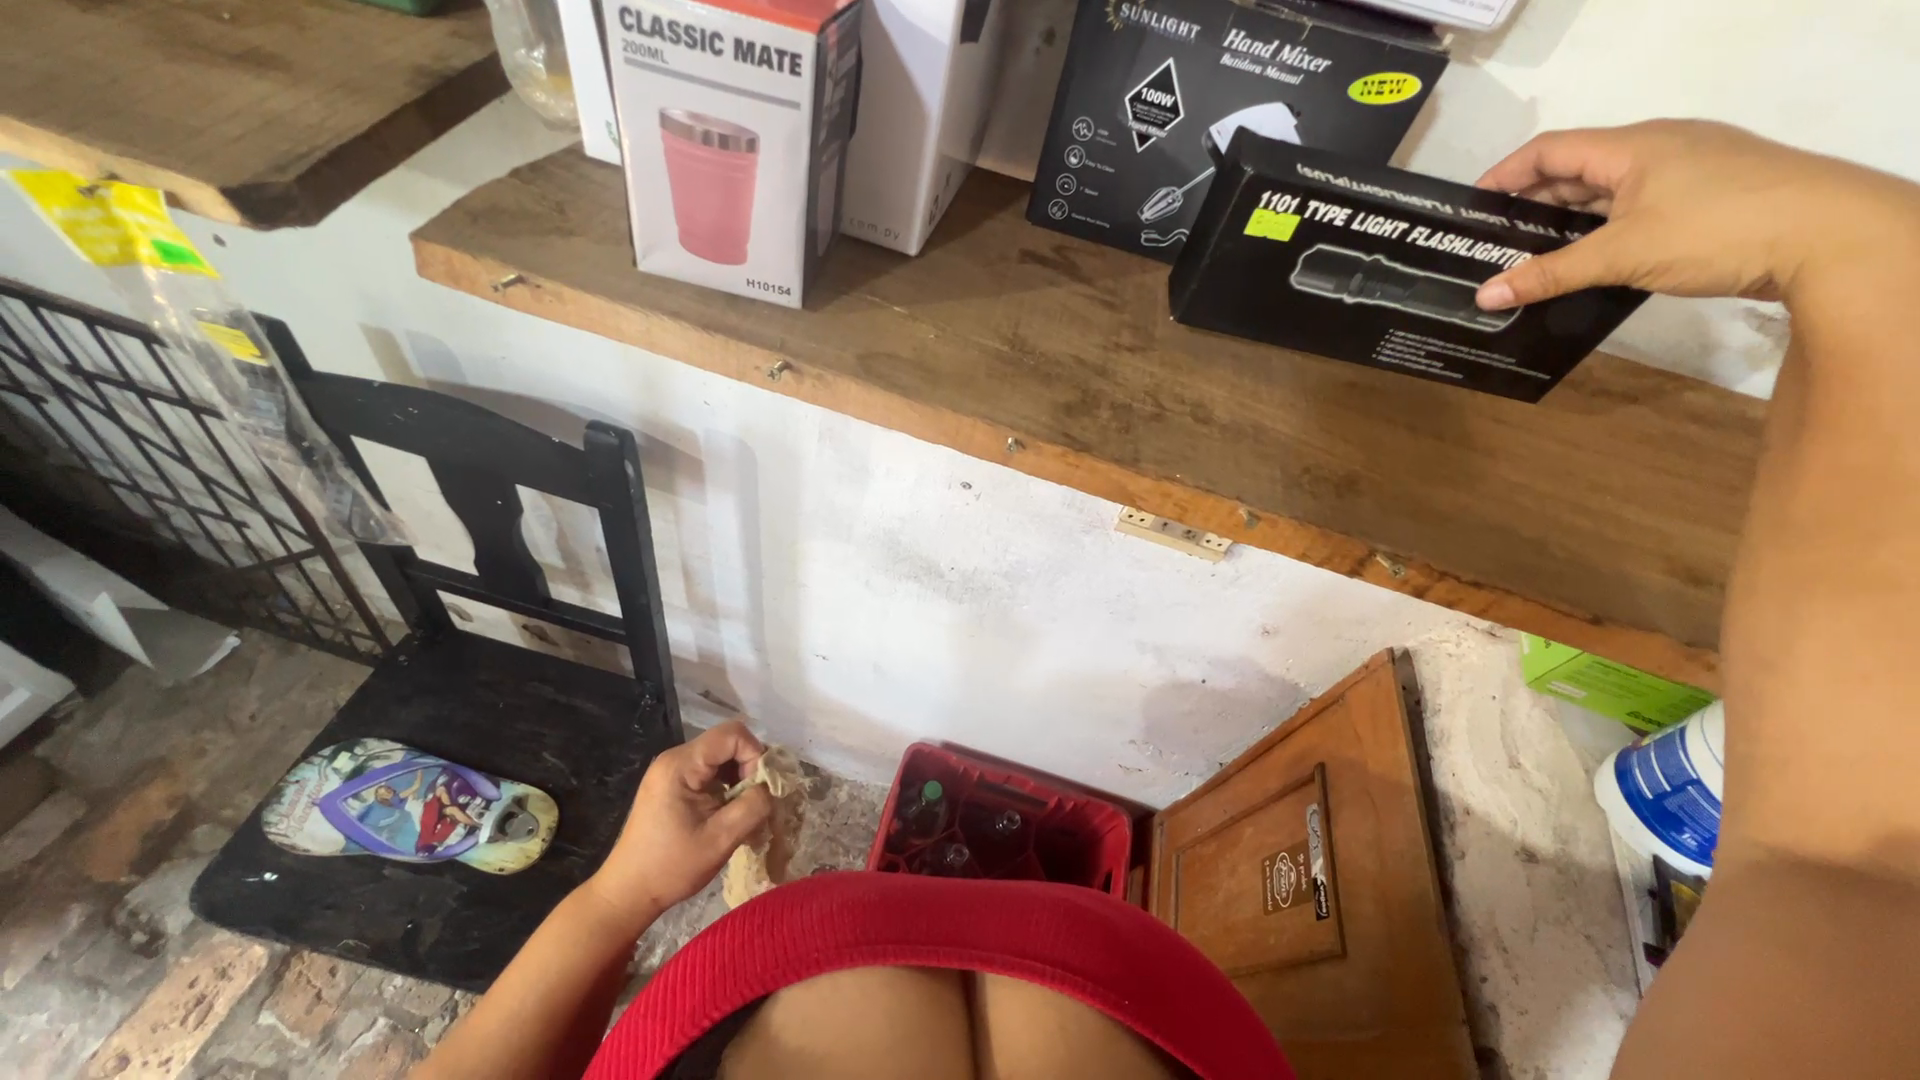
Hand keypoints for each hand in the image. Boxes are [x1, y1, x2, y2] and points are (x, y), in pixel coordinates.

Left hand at [582, 720, 774, 932]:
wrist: (628, 892)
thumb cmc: (672, 867)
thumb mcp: (721, 838)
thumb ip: (753, 805)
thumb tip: (772, 787)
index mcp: (681, 765)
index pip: (733, 735)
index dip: (754, 756)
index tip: (757, 791)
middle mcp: (674, 759)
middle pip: (727, 743)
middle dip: (748, 769)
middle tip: (752, 804)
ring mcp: (671, 771)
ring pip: (721, 758)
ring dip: (739, 780)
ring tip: (741, 812)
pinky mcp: (672, 785)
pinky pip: (709, 772)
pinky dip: (725, 787)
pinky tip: (726, 814)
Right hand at [1473, 120, 1919, 309]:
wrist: (1833, 238)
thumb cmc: (1717, 229)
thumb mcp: (1621, 254)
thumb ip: (1549, 274)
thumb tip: (1483, 295)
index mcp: (1634, 146)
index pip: (1550, 150)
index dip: (1505, 174)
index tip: (1470, 206)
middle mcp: (1659, 149)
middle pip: (1576, 170)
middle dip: (1530, 204)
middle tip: (1491, 240)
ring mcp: (1688, 173)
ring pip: (1607, 192)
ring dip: (1565, 221)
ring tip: (1526, 255)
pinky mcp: (1708, 199)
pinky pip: (1634, 208)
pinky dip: (1600, 231)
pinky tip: (1583, 260)